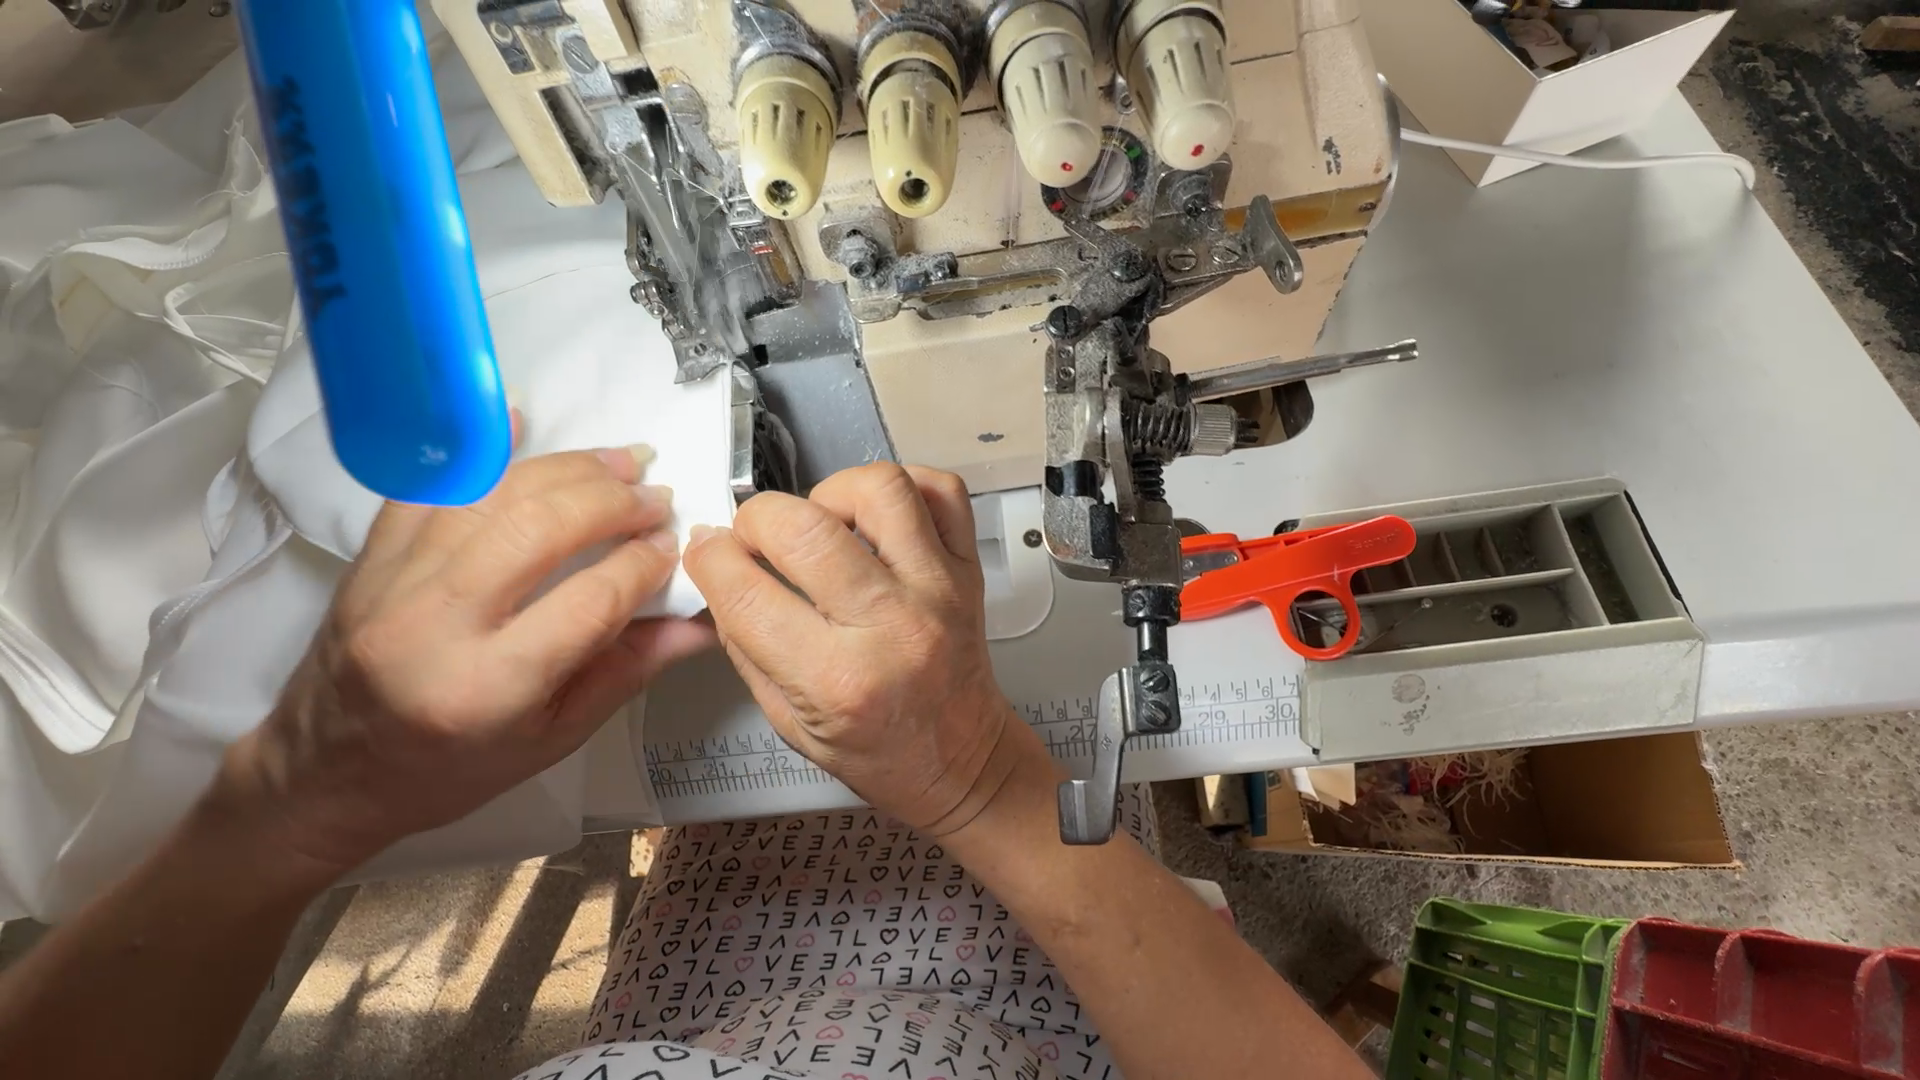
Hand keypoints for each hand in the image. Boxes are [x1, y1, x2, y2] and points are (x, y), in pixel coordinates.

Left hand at [221, 444, 716, 873]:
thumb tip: (704, 622)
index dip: (644, 564)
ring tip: (619, 462)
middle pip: (540, 530)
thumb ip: (630, 670)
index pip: (591, 600)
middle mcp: (434, 623)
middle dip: (613, 502)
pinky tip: (523, 419)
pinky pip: (431, 484)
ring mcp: (393, 580)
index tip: (674, 546)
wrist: (325, 773)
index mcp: (487, 686)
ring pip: (493, 496)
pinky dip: (482, 448)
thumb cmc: (453, 769)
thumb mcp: (556, 737)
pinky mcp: (371, 555)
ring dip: (567, 469)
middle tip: (656, 494)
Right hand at [682, 464, 1042, 834]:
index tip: (708, 552)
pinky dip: (904, 487)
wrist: (962, 761)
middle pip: (805, 529)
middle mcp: (892, 625)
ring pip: (880, 489)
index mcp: (837, 680)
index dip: (709, 559)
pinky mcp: (968, 569)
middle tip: (758, 538)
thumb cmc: (879, 753)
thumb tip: (717, 570)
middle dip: (758, 518)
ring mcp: (939, 589)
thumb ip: (745, 643)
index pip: (747, 593)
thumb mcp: (788, 721)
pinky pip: (941, 490)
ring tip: (822, 523)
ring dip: (832, 492)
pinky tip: (877, 517)